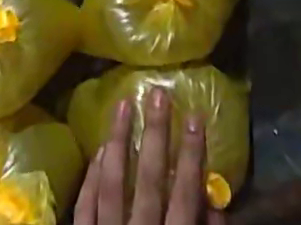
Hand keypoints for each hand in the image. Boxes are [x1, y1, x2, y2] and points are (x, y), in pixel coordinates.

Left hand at [75, 89, 224, 224]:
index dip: (191, 154)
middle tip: (159, 94)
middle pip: (148, 180)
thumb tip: (215, 199)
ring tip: (123, 103)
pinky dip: (93, 178)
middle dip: (155, 135)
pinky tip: (100, 149)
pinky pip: (85, 207)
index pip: (184, 194)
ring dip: (118, 141)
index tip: (195, 115)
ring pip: (112, 184)